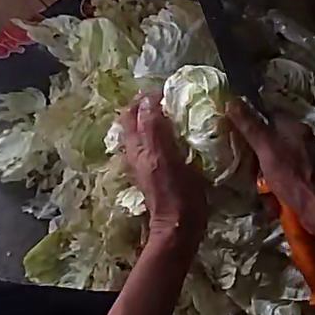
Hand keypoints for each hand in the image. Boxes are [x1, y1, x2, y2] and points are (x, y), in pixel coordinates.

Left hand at [117, 94, 207, 244]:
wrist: (179, 225)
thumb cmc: (175, 191)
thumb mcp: (163, 156)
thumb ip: (154, 128)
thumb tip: (148, 100)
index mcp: (138, 147)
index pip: (134, 113)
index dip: (146, 98)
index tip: (167, 89)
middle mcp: (138, 153)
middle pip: (136, 121)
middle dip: (148, 106)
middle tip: (169, 97)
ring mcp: (147, 163)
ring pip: (146, 133)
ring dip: (155, 119)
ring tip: (173, 111)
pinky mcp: (159, 172)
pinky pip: (157, 144)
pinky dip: (164, 133)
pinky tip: (177, 134)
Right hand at [228, 102, 314, 244]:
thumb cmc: (295, 177)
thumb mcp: (267, 149)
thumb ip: (250, 127)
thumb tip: (231, 100)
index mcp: (295, 128)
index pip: (267, 115)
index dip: (249, 123)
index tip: (234, 135)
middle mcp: (302, 141)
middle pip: (269, 141)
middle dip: (256, 157)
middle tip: (248, 169)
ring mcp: (305, 161)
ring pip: (273, 163)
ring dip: (264, 177)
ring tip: (261, 189)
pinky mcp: (305, 180)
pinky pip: (282, 179)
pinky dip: (274, 189)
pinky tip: (272, 200)